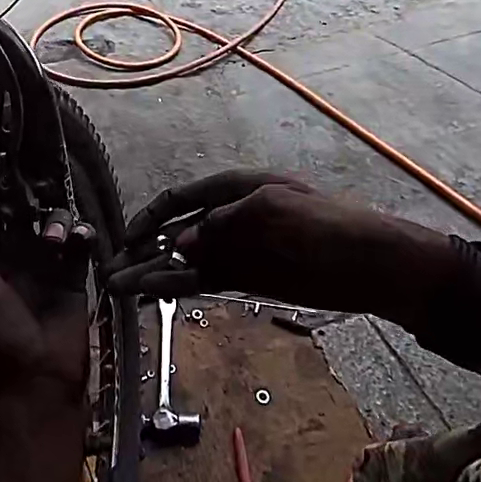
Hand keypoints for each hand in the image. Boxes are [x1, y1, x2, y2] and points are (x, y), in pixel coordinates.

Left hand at [0, 184, 94, 481]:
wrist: (34, 386)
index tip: (2, 146)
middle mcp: (11, 259)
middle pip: (23, 212)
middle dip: (31, 192)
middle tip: (41, 165)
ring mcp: (44, 268)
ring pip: (53, 225)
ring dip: (55, 222)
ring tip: (56, 239)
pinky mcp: (73, 279)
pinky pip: (79, 246)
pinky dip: (81, 237)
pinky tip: (78, 240)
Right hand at [107, 171, 460, 320]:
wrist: (369, 264)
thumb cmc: (323, 225)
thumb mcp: (271, 211)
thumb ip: (221, 224)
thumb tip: (182, 242)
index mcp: (236, 188)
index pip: (182, 198)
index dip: (151, 216)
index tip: (125, 237)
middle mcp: (229, 217)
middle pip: (176, 231)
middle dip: (142, 249)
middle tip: (110, 269)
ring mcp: (236, 250)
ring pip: (184, 260)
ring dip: (152, 272)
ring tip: (117, 288)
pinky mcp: (245, 279)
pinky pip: (203, 280)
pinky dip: (177, 286)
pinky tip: (151, 293)